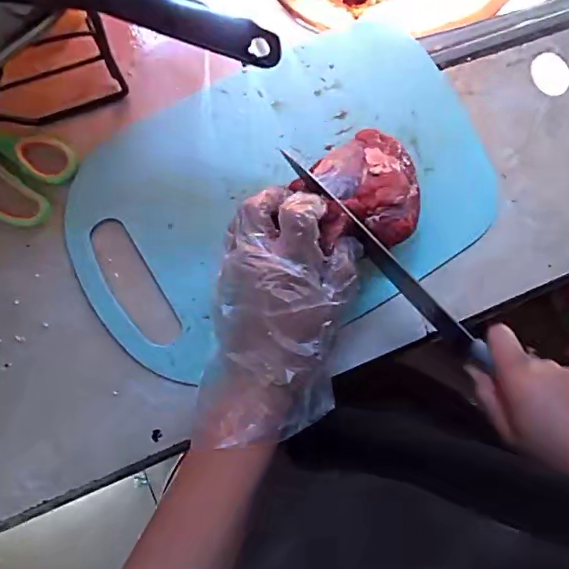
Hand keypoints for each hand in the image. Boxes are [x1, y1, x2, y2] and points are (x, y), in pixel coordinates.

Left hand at [195, 188, 359, 446]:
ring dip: (260, 212)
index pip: (296, 208)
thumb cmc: (303, 338)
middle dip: (278, 197)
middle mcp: (257, 253)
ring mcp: (234, 262)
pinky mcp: (222, 275)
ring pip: (239, 218)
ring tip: (278, 224)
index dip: (312, 201)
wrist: (259, 371)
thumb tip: (346, 237)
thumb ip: (344, 262)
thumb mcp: (337, 300)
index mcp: (290, 257)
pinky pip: (231, 239)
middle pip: (257, 203)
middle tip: (294, 206)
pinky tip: (263, 247)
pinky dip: (247, 233)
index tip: (322, 210)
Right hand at [467, 323, 568, 486]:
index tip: (490, 374)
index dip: (490, 348)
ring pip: (544, 373)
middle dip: (517, 381)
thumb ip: (488, 398)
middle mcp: (546, 364)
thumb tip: (475, 371)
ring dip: (542, 391)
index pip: (498, 334)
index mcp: (520, 374)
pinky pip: (565, 382)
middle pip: (521, 359)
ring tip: (551, 426)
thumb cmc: (554, 456)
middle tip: (523, 417)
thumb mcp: (508, 435)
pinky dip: (563, 398)